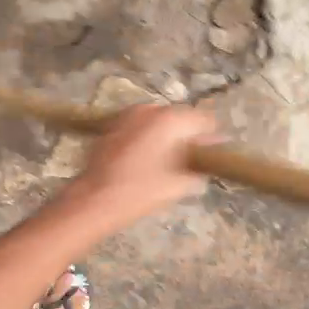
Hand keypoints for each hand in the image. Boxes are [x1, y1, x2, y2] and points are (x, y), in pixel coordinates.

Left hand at [68, 105, 213, 223]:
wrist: (93, 199)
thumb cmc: (139, 193)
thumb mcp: (177, 185)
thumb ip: (198, 172)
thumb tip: (204, 169)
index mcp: (170, 119)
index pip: (203, 119)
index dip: (211, 136)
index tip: (215, 149)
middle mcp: (149, 109)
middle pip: (178, 117)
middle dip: (187, 134)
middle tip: (193, 156)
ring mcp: (127, 115)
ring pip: (156, 121)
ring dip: (166, 135)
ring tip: (169, 159)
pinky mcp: (110, 126)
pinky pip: (137, 128)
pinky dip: (146, 137)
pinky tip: (146, 157)